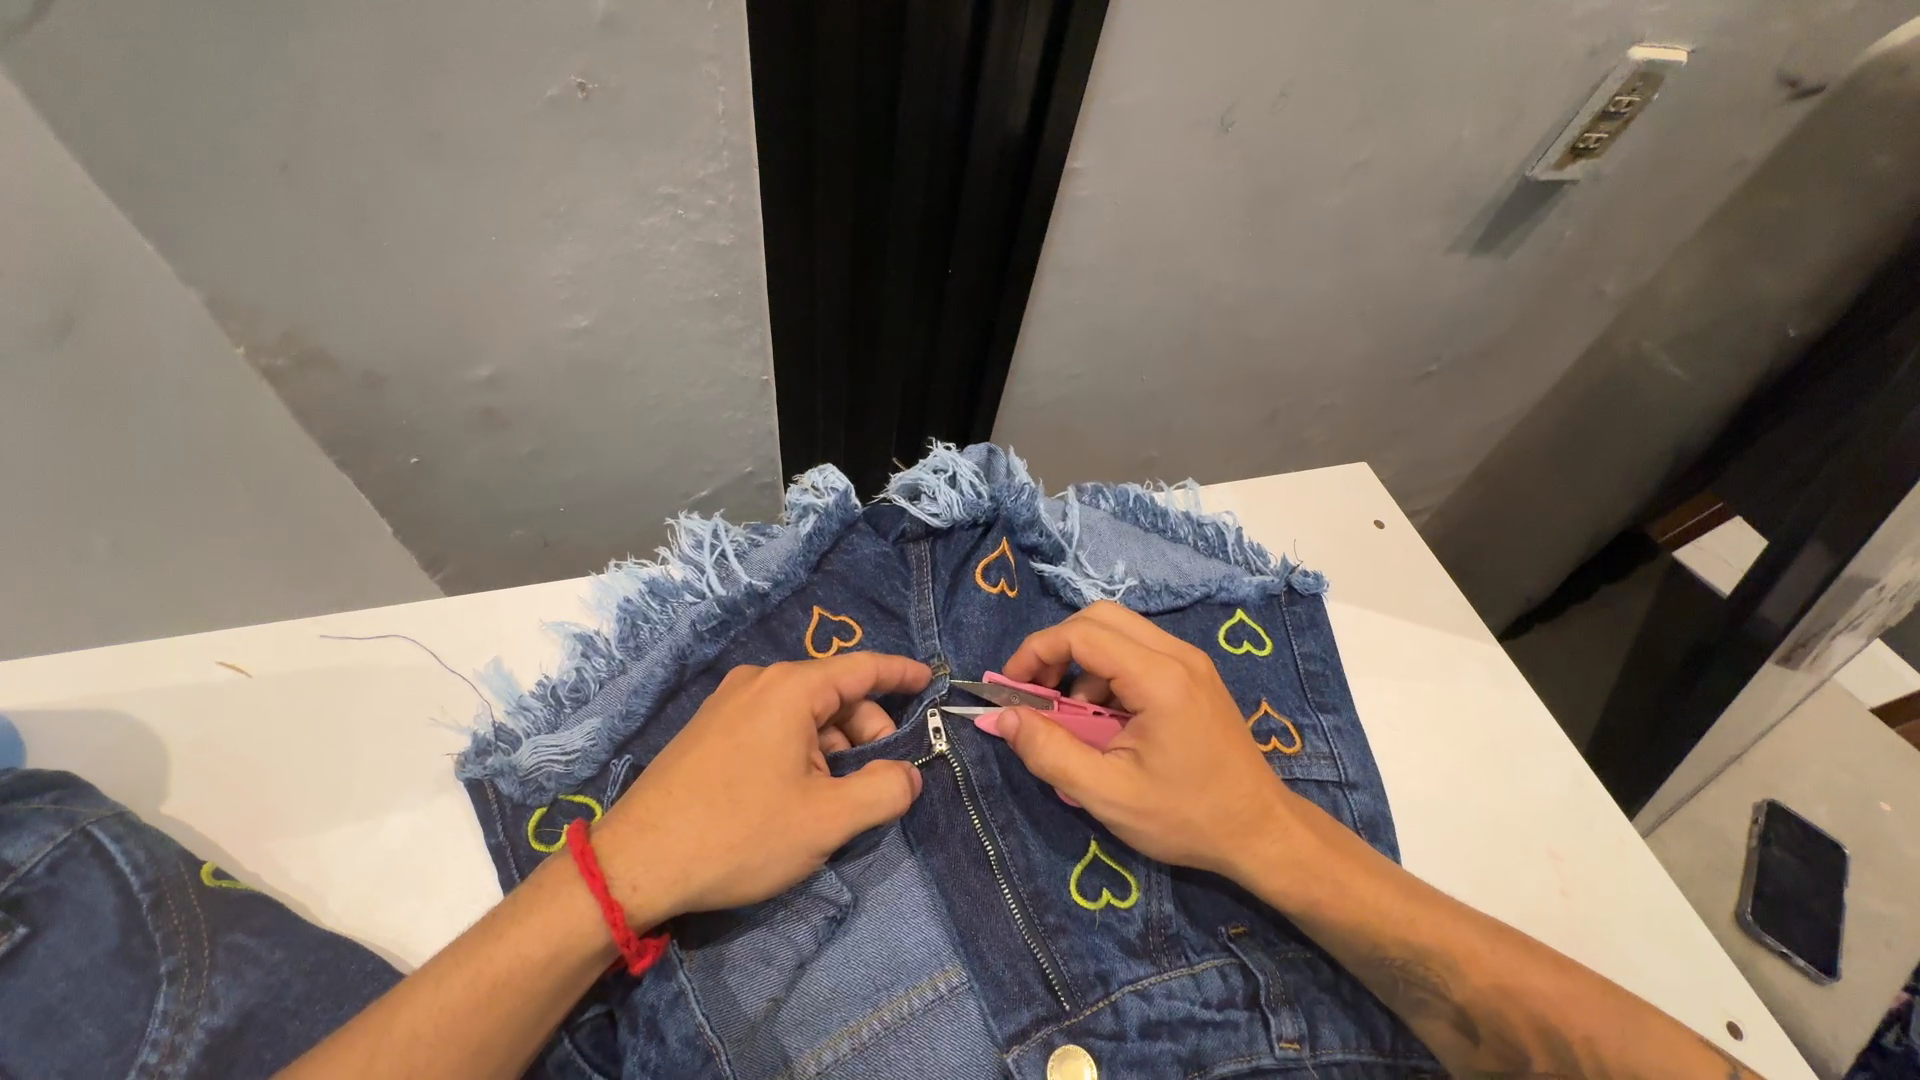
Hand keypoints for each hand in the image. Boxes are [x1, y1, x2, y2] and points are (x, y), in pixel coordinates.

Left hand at [590, 653, 929, 923]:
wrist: (633, 865)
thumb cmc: (739, 834)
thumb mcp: (827, 820)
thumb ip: (884, 791)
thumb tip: (908, 774)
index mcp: (791, 689)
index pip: (863, 667)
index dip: (902, 673)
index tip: (931, 681)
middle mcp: (759, 683)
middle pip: (835, 695)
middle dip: (867, 732)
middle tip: (879, 782)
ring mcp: (728, 706)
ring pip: (804, 716)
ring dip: (833, 751)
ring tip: (834, 802)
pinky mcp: (710, 732)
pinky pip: (773, 729)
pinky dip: (801, 753)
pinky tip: (798, 797)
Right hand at [996, 601, 1308, 878]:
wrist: (1261, 832)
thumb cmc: (1186, 817)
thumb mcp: (1107, 794)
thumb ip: (1049, 752)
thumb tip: (1003, 717)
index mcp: (1159, 678)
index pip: (1082, 634)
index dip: (1036, 652)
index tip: (1010, 687)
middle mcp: (1177, 655)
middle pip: (1100, 618)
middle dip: (1057, 648)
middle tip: (1037, 692)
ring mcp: (1190, 662)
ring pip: (1119, 631)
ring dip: (1082, 661)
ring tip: (1071, 714)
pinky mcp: (1194, 675)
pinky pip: (1138, 651)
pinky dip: (1107, 672)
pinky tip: (1105, 718)